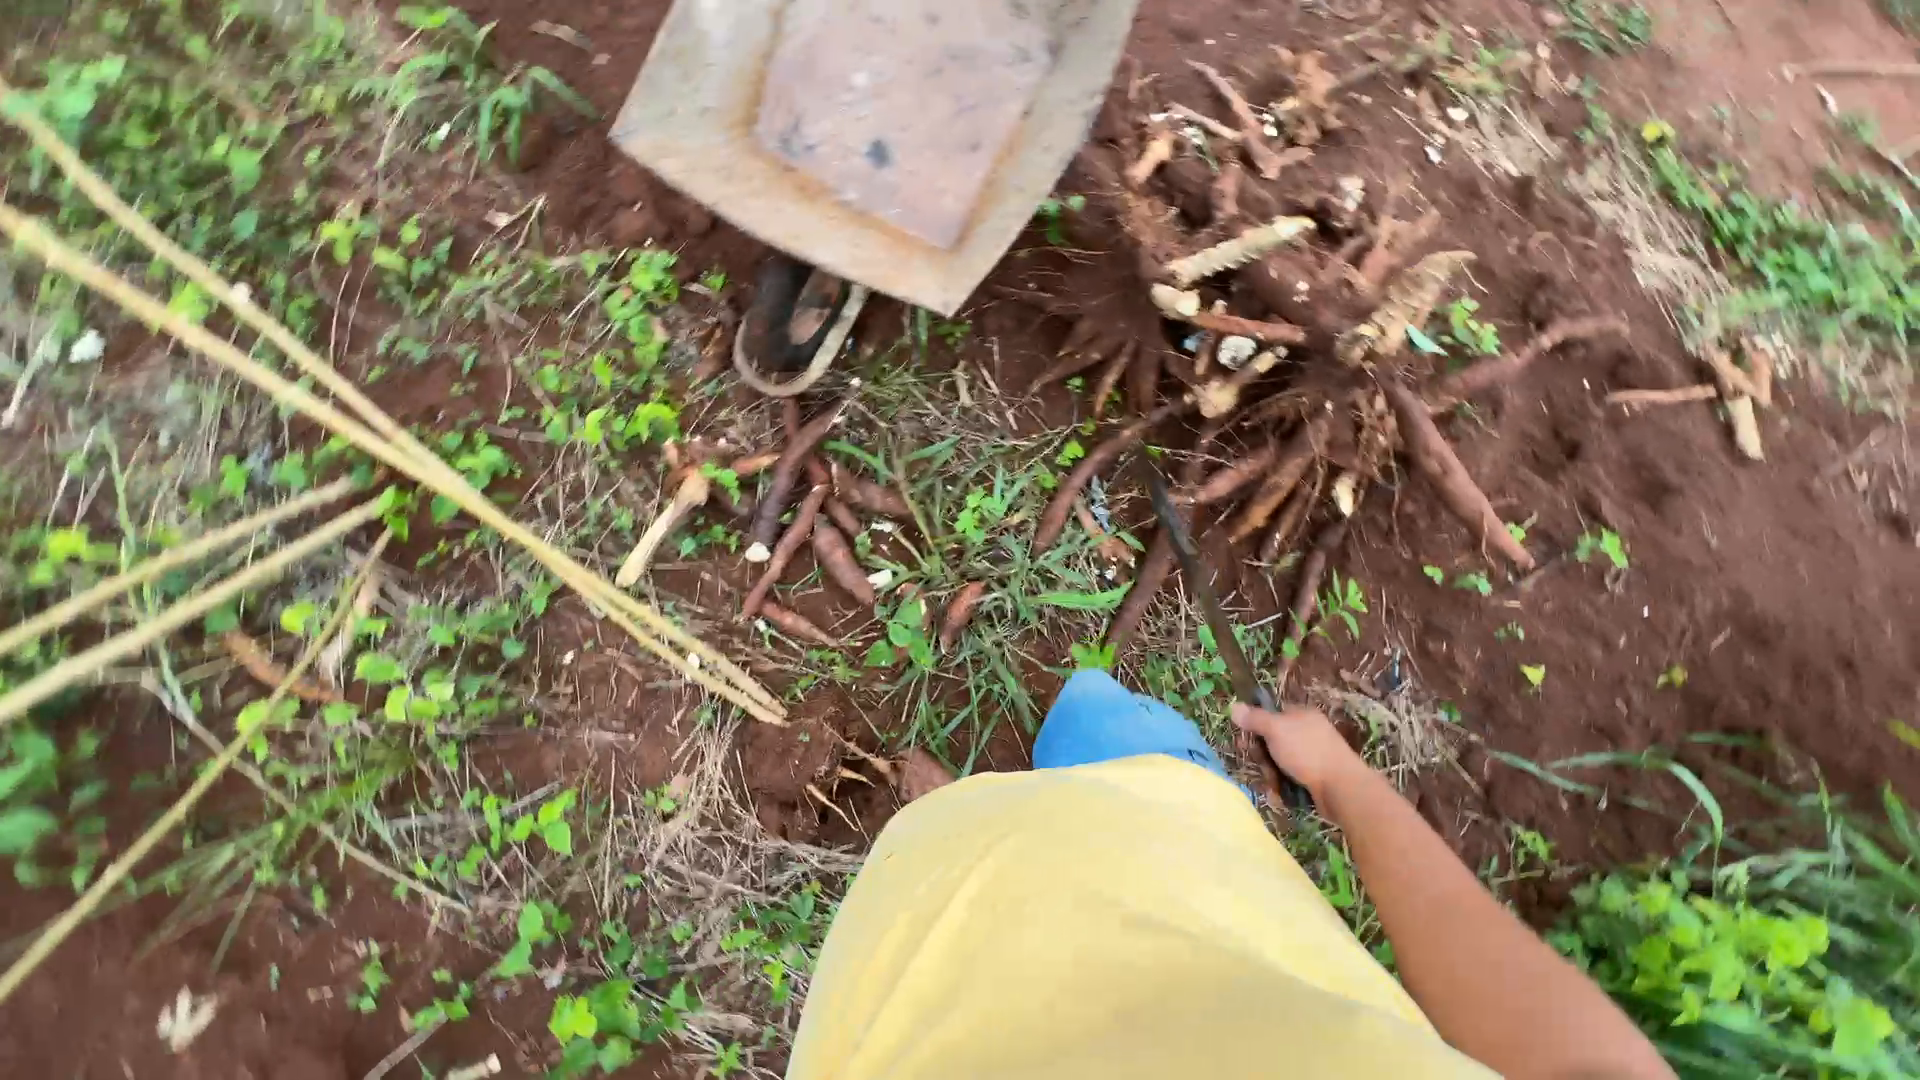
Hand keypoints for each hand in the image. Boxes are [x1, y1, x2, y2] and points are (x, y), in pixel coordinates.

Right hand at [1230, 703, 1367, 800]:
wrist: (1341, 787)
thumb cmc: (1307, 752)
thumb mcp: (1275, 729)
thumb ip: (1254, 718)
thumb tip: (1234, 706)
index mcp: (1302, 715)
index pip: (1273, 713)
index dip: (1256, 724)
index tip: (1244, 739)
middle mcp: (1308, 733)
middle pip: (1273, 740)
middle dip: (1262, 754)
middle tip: (1258, 763)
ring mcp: (1313, 756)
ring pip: (1280, 761)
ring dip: (1270, 773)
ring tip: (1271, 783)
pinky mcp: (1315, 777)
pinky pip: (1291, 777)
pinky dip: (1282, 785)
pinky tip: (1279, 793)